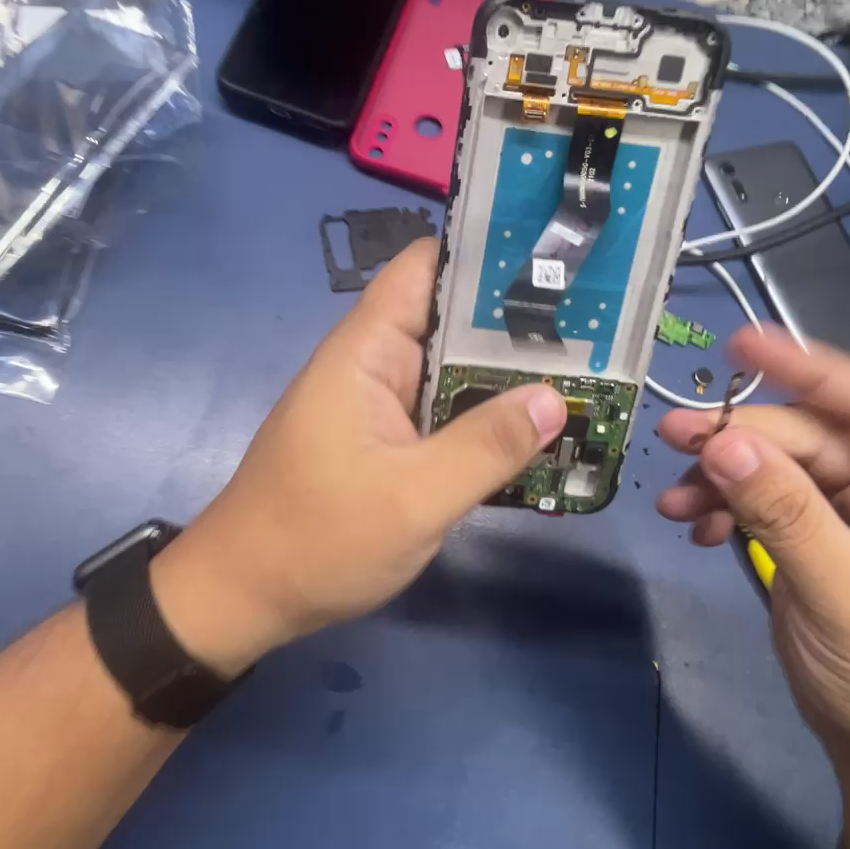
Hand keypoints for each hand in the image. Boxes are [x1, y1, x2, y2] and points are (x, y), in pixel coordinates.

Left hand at [153, 239, 567, 674]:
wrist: (247, 596)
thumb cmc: (318, 541)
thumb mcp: (413, 498)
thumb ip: (486, 447)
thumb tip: (556, 397)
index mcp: (366, 352)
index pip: (424, 268)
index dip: (485, 252)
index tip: (557, 256)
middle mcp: (374, 366)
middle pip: (450, 319)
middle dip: (517, 319)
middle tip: (603, 324)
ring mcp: (380, 408)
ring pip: (452, 371)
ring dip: (508, 373)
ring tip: (594, 369)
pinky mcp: (387, 445)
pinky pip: (444, 415)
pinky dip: (486, 417)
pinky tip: (541, 429)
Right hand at [654, 327, 849, 795]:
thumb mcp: (846, 596)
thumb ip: (785, 514)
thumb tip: (722, 441)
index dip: (809, 368)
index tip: (741, 344)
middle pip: (811, 439)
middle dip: (742, 439)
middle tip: (671, 439)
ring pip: (780, 472)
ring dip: (723, 478)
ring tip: (672, 501)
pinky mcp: (821, 548)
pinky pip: (767, 508)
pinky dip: (727, 511)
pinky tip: (696, 529)